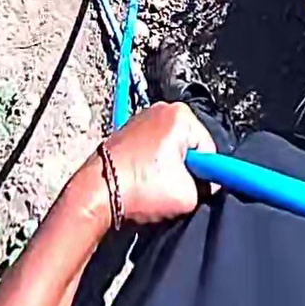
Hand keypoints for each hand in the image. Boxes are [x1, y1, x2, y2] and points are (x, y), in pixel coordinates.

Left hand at [79, 102, 214, 229]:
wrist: (97, 191)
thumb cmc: (140, 187)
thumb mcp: (187, 197)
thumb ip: (206, 189)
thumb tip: (203, 187)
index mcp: (181, 115)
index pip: (208, 148)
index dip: (204, 174)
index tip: (195, 190)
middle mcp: (163, 108)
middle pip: (188, 146)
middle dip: (183, 169)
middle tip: (171, 190)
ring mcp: (143, 117)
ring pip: (169, 148)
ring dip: (166, 167)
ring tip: (152, 187)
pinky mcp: (128, 130)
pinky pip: (151, 147)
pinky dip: (149, 164)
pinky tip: (141, 181)